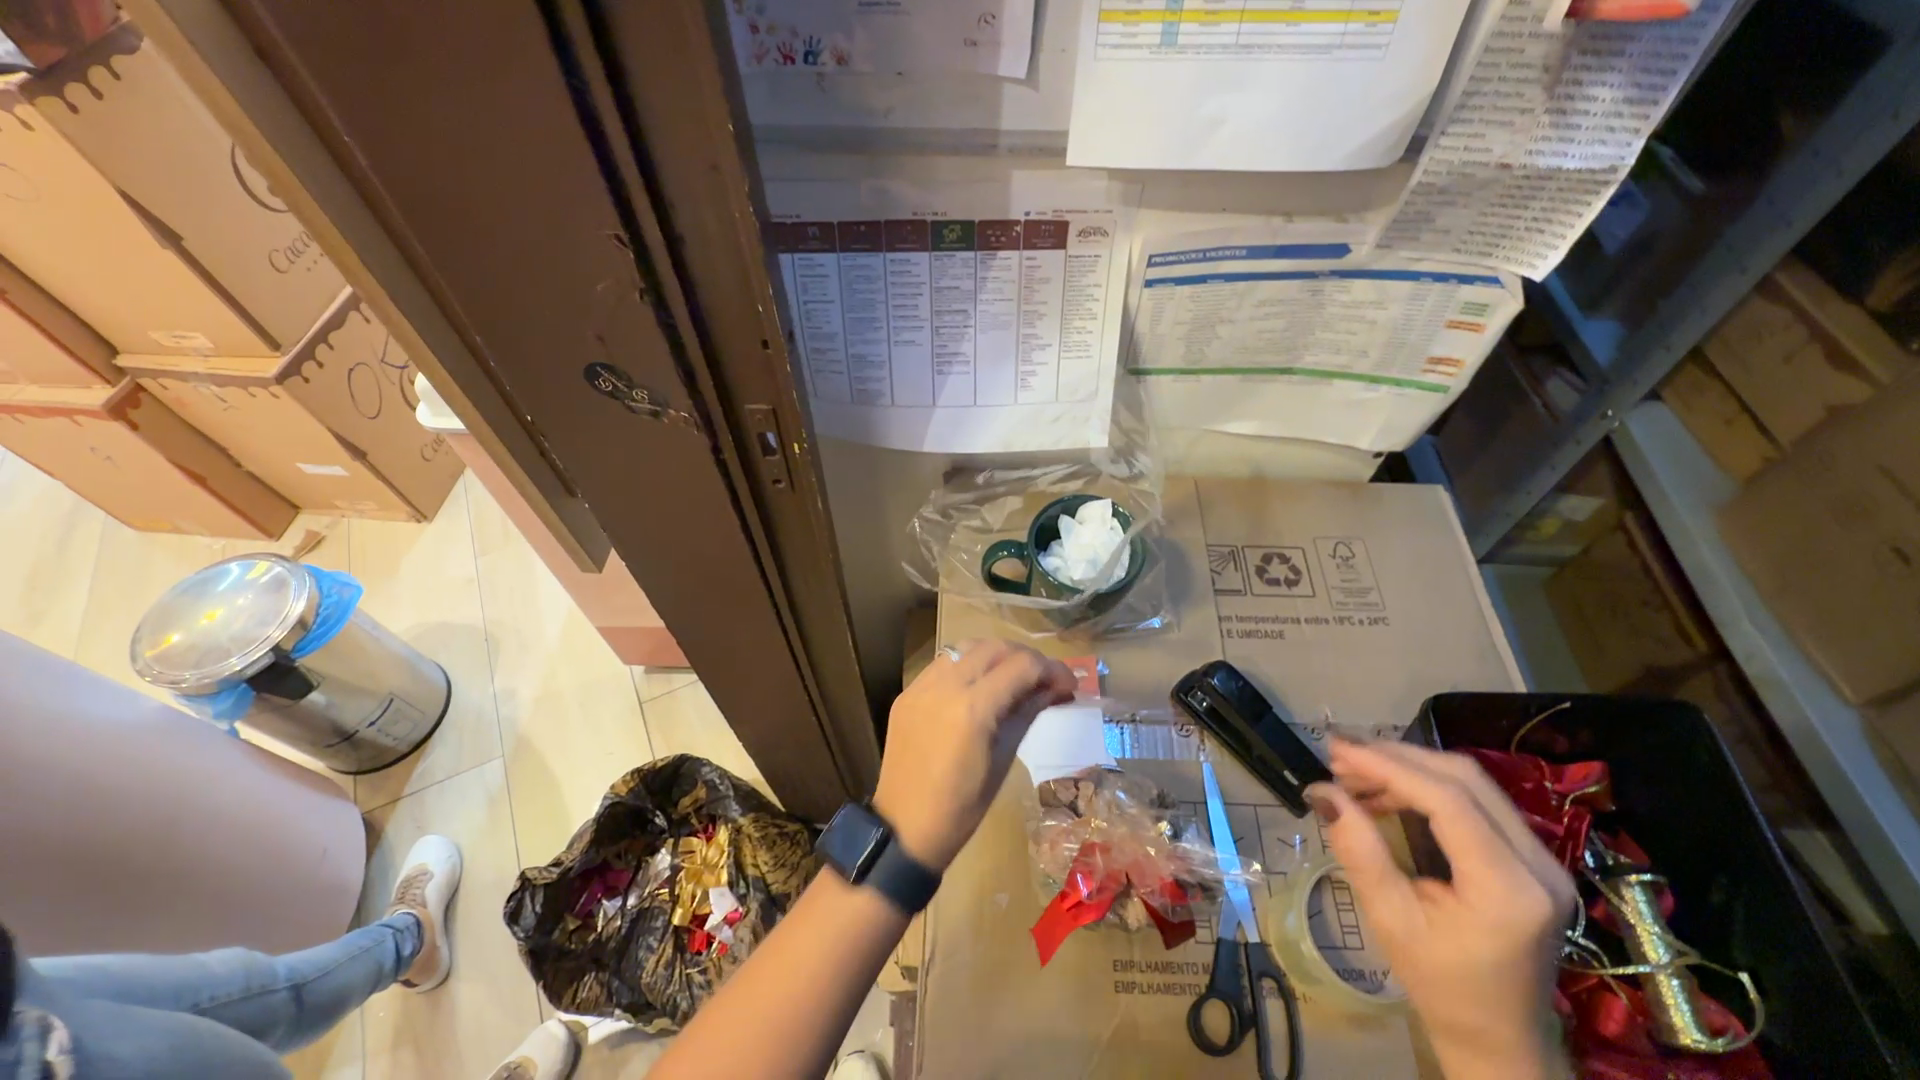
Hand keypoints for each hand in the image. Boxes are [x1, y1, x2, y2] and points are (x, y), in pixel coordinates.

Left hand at [872, 639, 1075, 871]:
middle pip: (995, 648)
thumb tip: (1054, 689)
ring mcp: (921, 687)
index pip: (1022, 666)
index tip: (1069, 685)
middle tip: (1045, 680)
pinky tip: (979, 687)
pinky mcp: (907, 695)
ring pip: (965, 648)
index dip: (1052, 670)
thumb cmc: (962, 807)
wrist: (904, 829)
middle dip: (1026, 658)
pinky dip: (966, 666)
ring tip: (1013, 679)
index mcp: (973, 708)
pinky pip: (942, 665)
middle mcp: (945, 686)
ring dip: (995, 656)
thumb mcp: (1003, 760)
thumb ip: (1026, 714)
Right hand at [1306, 739, 1576, 1079]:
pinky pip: (1480, 803)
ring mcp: (1544, 858)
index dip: (1389, 766)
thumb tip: (1323, 792)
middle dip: (1397, 758)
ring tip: (1355, 775)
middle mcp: (1539, 863)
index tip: (1336, 750)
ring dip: (1412, 770)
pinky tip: (1389, 794)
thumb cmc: (1439, 985)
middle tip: (1339, 756)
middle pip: (1465, 780)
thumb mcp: (1390, 920)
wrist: (1498, 1036)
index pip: (1448, 800)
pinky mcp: (1534, 858)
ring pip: (1474, 785)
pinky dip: (1430, 789)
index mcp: (1508, 888)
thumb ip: (1360, 851)